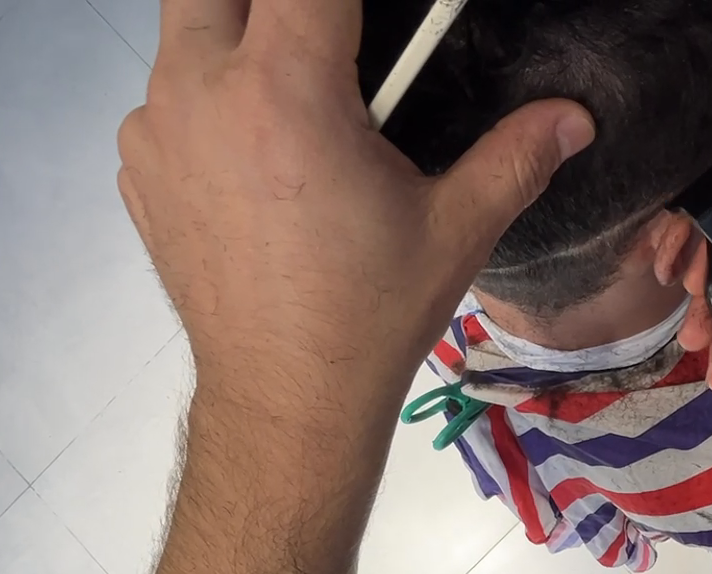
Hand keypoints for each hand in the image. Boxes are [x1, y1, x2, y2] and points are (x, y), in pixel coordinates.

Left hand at [116, 0, 593, 428]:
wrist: (291, 396)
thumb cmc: (376, 317)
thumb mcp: (457, 234)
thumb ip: (514, 159)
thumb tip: (573, 119)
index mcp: (288, 91)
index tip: (374, 21)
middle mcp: (199, 88)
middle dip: (282, 1)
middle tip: (334, 49)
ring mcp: (154, 128)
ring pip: (185, 34)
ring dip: (243, 48)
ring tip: (302, 122)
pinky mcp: (137, 170)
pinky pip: (168, 102)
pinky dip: (213, 111)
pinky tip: (261, 177)